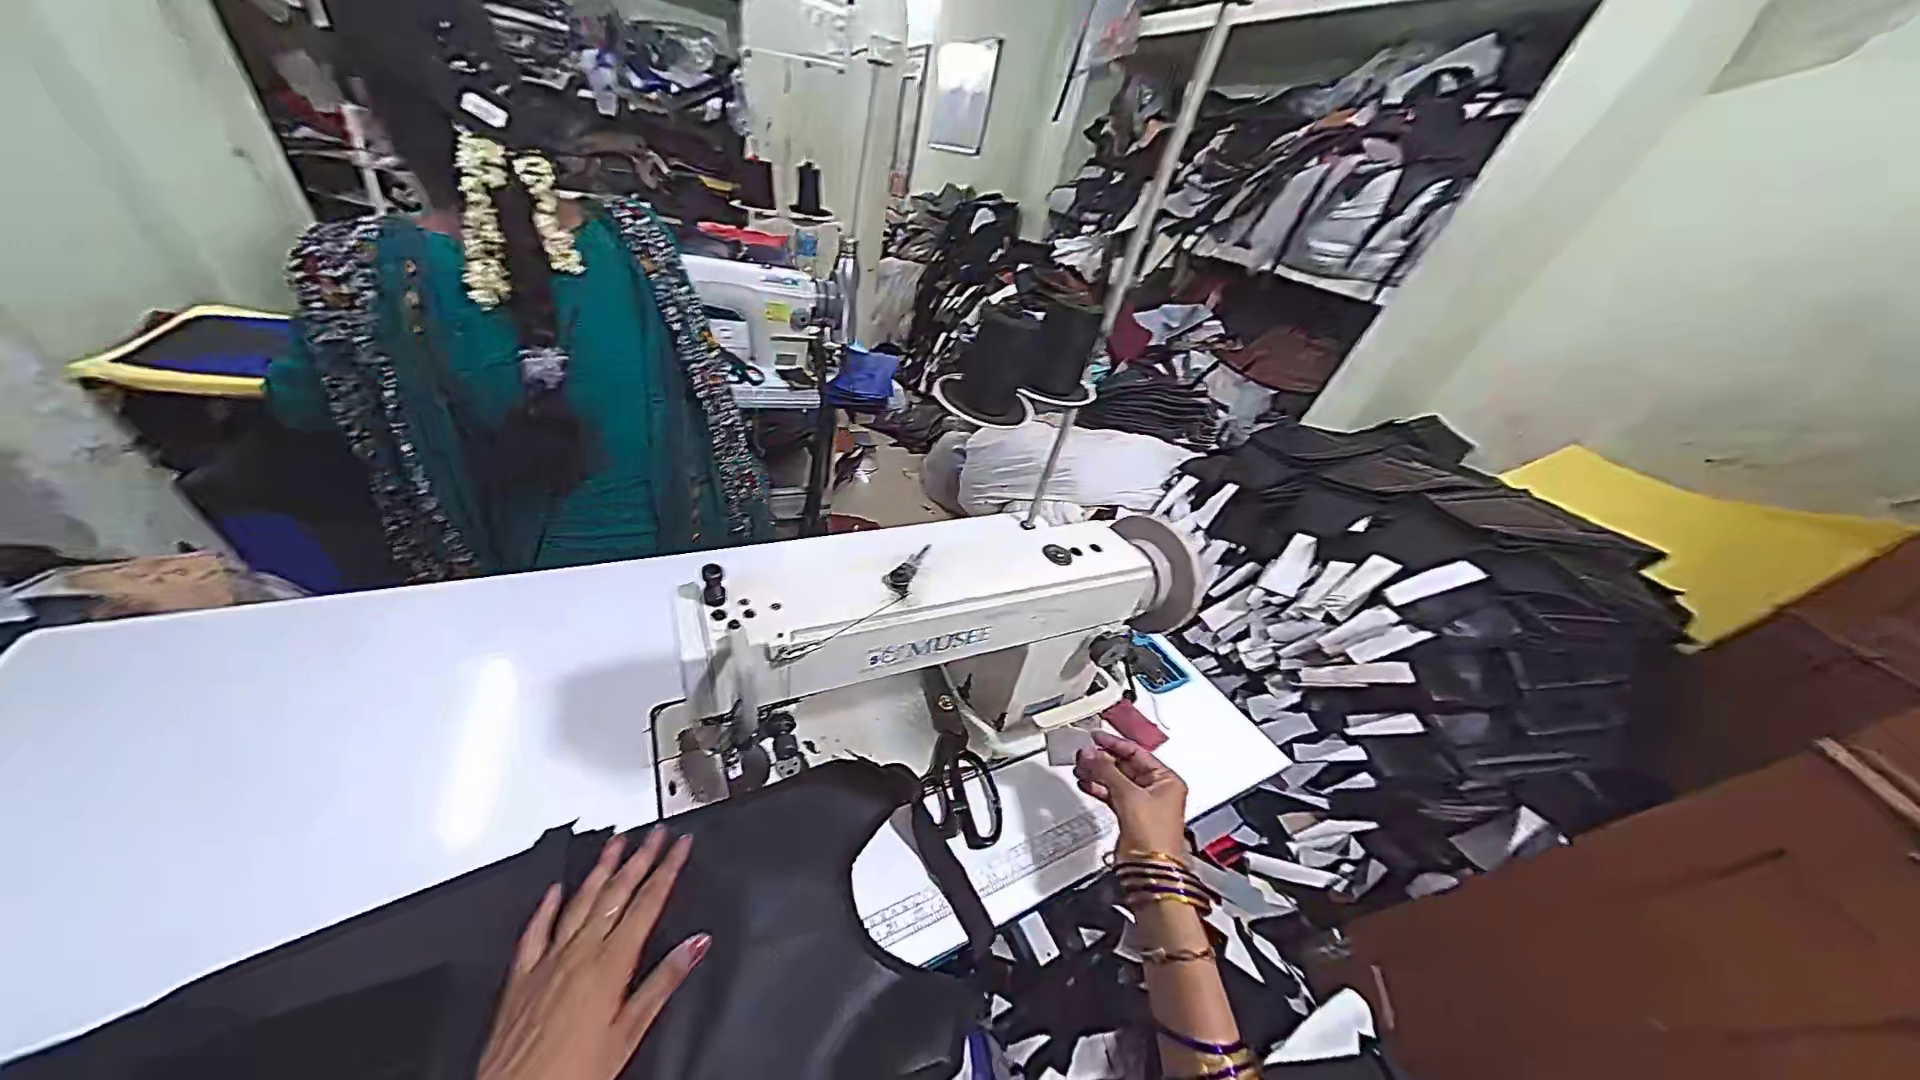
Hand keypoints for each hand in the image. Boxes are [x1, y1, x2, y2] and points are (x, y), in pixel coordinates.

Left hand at [476, 830, 707, 1079]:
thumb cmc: (572, 1077)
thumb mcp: (630, 1033)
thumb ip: (664, 982)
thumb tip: (696, 944)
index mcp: (610, 964)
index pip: (648, 901)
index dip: (668, 868)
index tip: (680, 845)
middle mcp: (579, 954)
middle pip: (617, 892)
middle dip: (640, 858)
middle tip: (655, 833)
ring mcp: (548, 962)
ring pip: (580, 901)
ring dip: (601, 869)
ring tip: (615, 843)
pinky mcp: (520, 979)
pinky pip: (534, 932)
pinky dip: (546, 906)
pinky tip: (555, 889)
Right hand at [1074, 730, 1188, 854]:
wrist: (1149, 870)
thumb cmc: (1155, 837)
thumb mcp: (1129, 794)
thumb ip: (1107, 770)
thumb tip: (1092, 753)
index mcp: (1167, 780)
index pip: (1137, 752)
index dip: (1115, 743)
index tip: (1097, 737)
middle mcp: (1157, 790)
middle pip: (1125, 766)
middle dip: (1103, 759)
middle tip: (1085, 753)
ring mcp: (1143, 803)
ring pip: (1116, 780)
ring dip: (1098, 773)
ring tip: (1081, 766)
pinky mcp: (1130, 816)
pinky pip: (1112, 794)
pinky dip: (1099, 788)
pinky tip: (1086, 782)